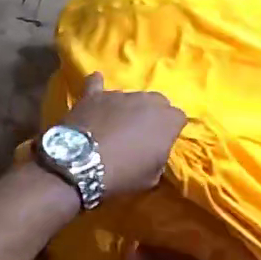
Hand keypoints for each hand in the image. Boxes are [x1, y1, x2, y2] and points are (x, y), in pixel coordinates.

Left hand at [61, 73, 186, 196]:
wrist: (83, 163)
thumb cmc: (124, 173)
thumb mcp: (152, 176)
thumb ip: (158, 156)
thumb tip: (152, 150)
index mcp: (167, 120)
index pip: (178, 117)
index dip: (170, 129)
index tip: (161, 141)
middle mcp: (146, 100)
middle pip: (156, 101)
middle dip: (152, 114)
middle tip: (140, 132)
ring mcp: (118, 94)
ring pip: (128, 96)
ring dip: (125, 107)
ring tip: (114, 124)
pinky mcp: (93, 95)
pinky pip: (96, 84)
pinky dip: (97, 86)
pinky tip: (96, 83)